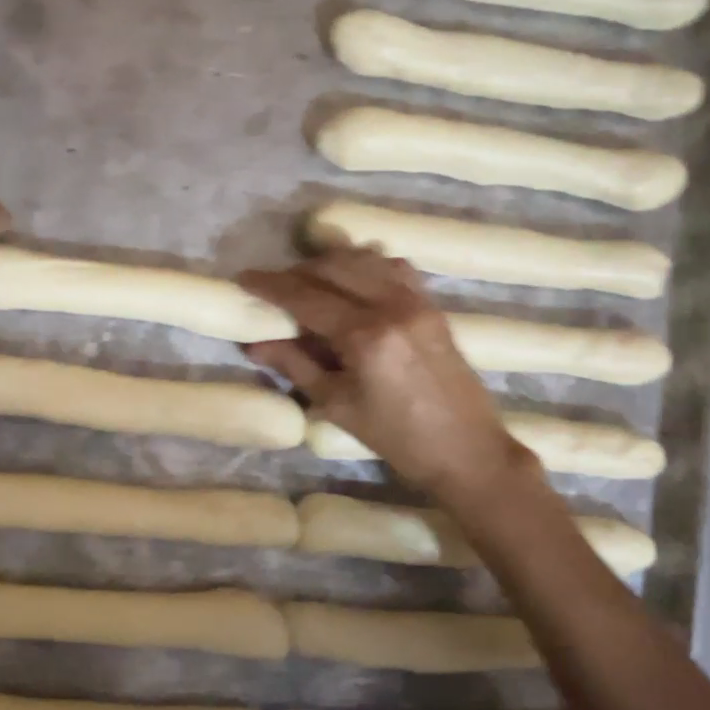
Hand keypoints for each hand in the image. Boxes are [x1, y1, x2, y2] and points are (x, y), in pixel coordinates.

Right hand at [237, 248, 535, 496]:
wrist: (465, 449)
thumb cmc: (396, 437)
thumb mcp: (337, 405)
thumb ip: (296, 366)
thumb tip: (255, 344)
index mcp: (365, 335)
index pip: (307, 297)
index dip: (271, 286)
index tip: (244, 278)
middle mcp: (392, 306)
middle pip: (333, 268)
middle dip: (297, 272)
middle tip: (273, 286)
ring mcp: (417, 301)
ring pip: (364, 260)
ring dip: (331, 264)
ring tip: (308, 280)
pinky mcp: (432, 306)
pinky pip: (395, 268)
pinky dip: (368, 266)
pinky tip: (354, 280)